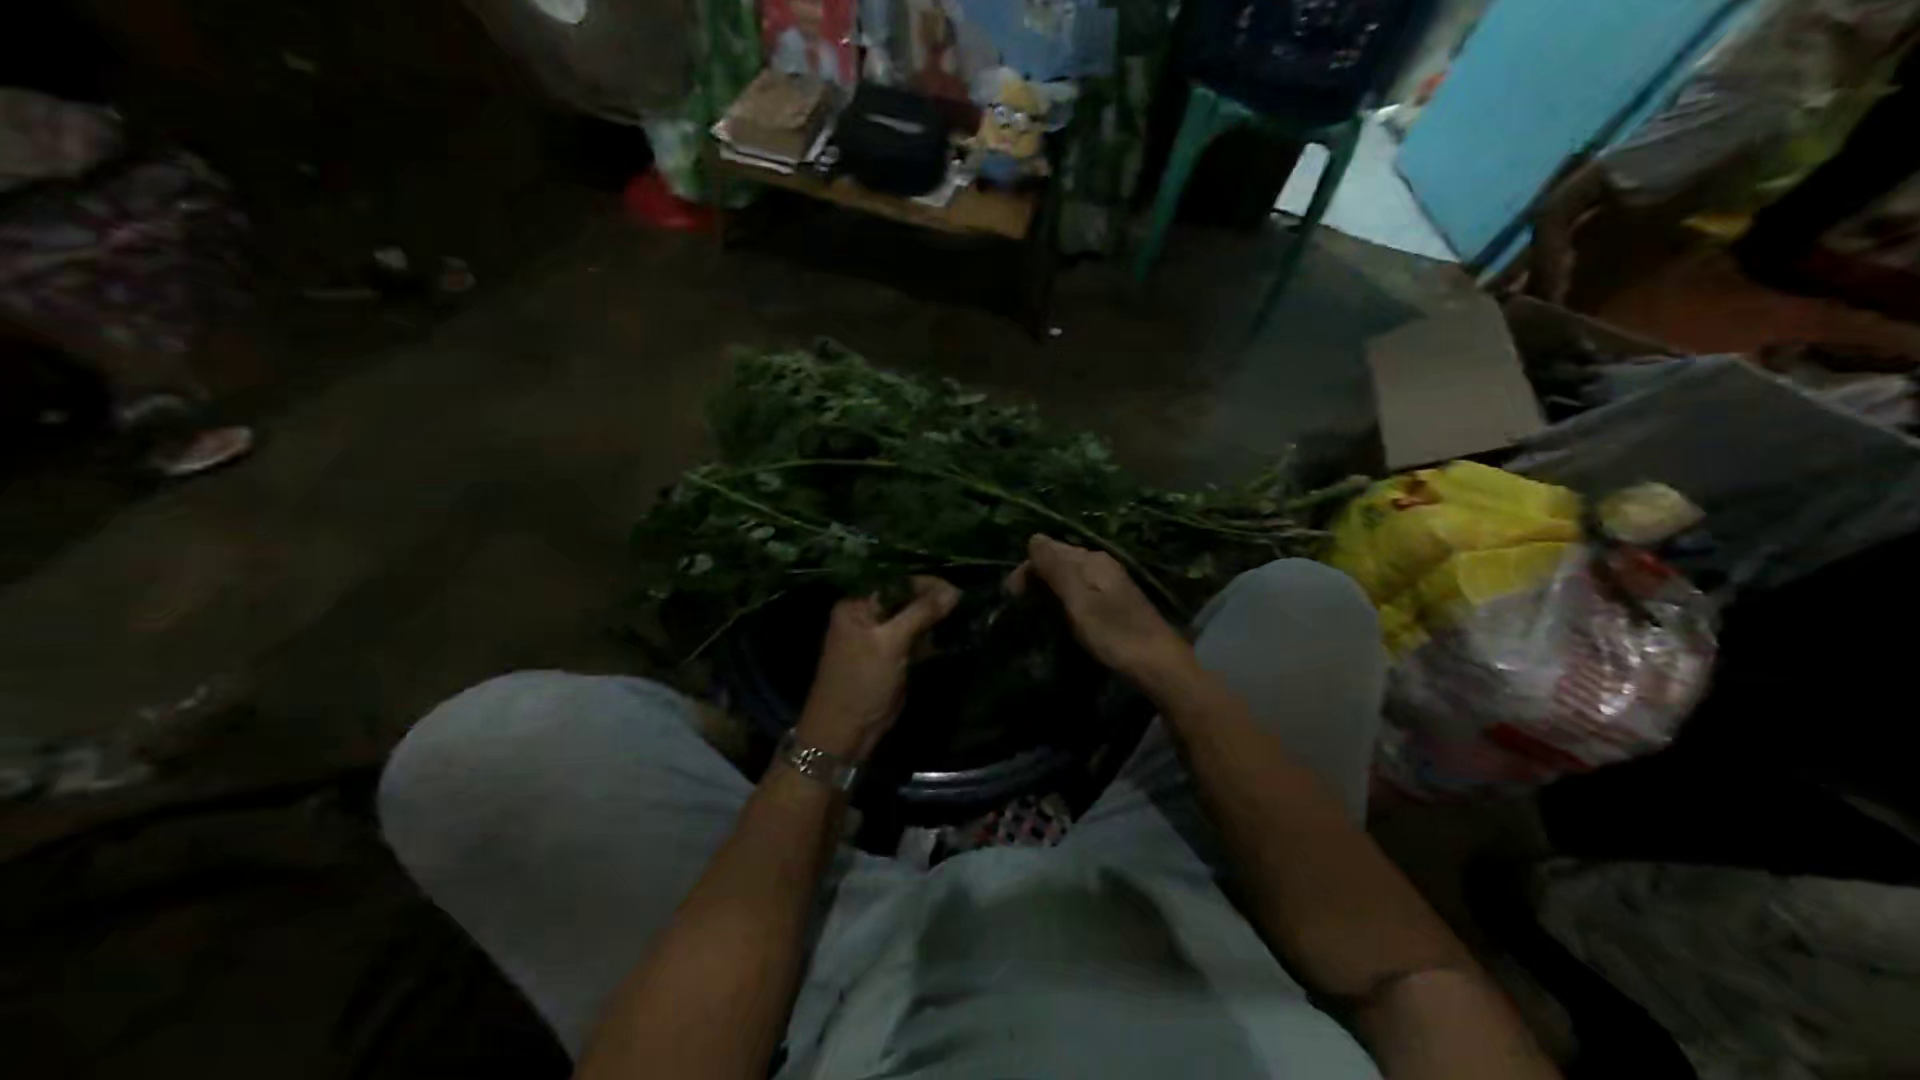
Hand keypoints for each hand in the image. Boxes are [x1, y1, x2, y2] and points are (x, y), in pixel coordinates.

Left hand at [796, 576, 961, 761]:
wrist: (844, 733)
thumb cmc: (861, 682)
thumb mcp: (890, 643)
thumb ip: (920, 613)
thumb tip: (953, 590)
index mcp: (857, 606)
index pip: (895, 582)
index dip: (926, 584)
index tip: (956, 589)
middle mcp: (868, 617)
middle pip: (906, 600)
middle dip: (933, 601)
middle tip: (964, 601)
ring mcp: (880, 639)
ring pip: (913, 620)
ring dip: (935, 619)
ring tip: (964, 613)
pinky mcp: (893, 658)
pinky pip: (915, 640)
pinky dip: (932, 638)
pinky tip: (954, 633)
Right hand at [1011, 535, 1196, 691]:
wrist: (1159, 666)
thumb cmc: (1115, 634)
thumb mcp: (1079, 601)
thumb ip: (1056, 569)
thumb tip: (1033, 537)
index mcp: (1092, 560)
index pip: (1048, 550)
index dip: (1026, 570)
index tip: (1011, 597)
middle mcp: (1101, 565)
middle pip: (1058, 561)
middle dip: (1035, 578)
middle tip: (1018, 607)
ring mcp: (1109, 584)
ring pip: (1068, 577)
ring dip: (1047, 590)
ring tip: (1033, 613)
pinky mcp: (1113, 603)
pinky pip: (1079, 592)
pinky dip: (1063, 600)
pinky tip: (1058, 616)